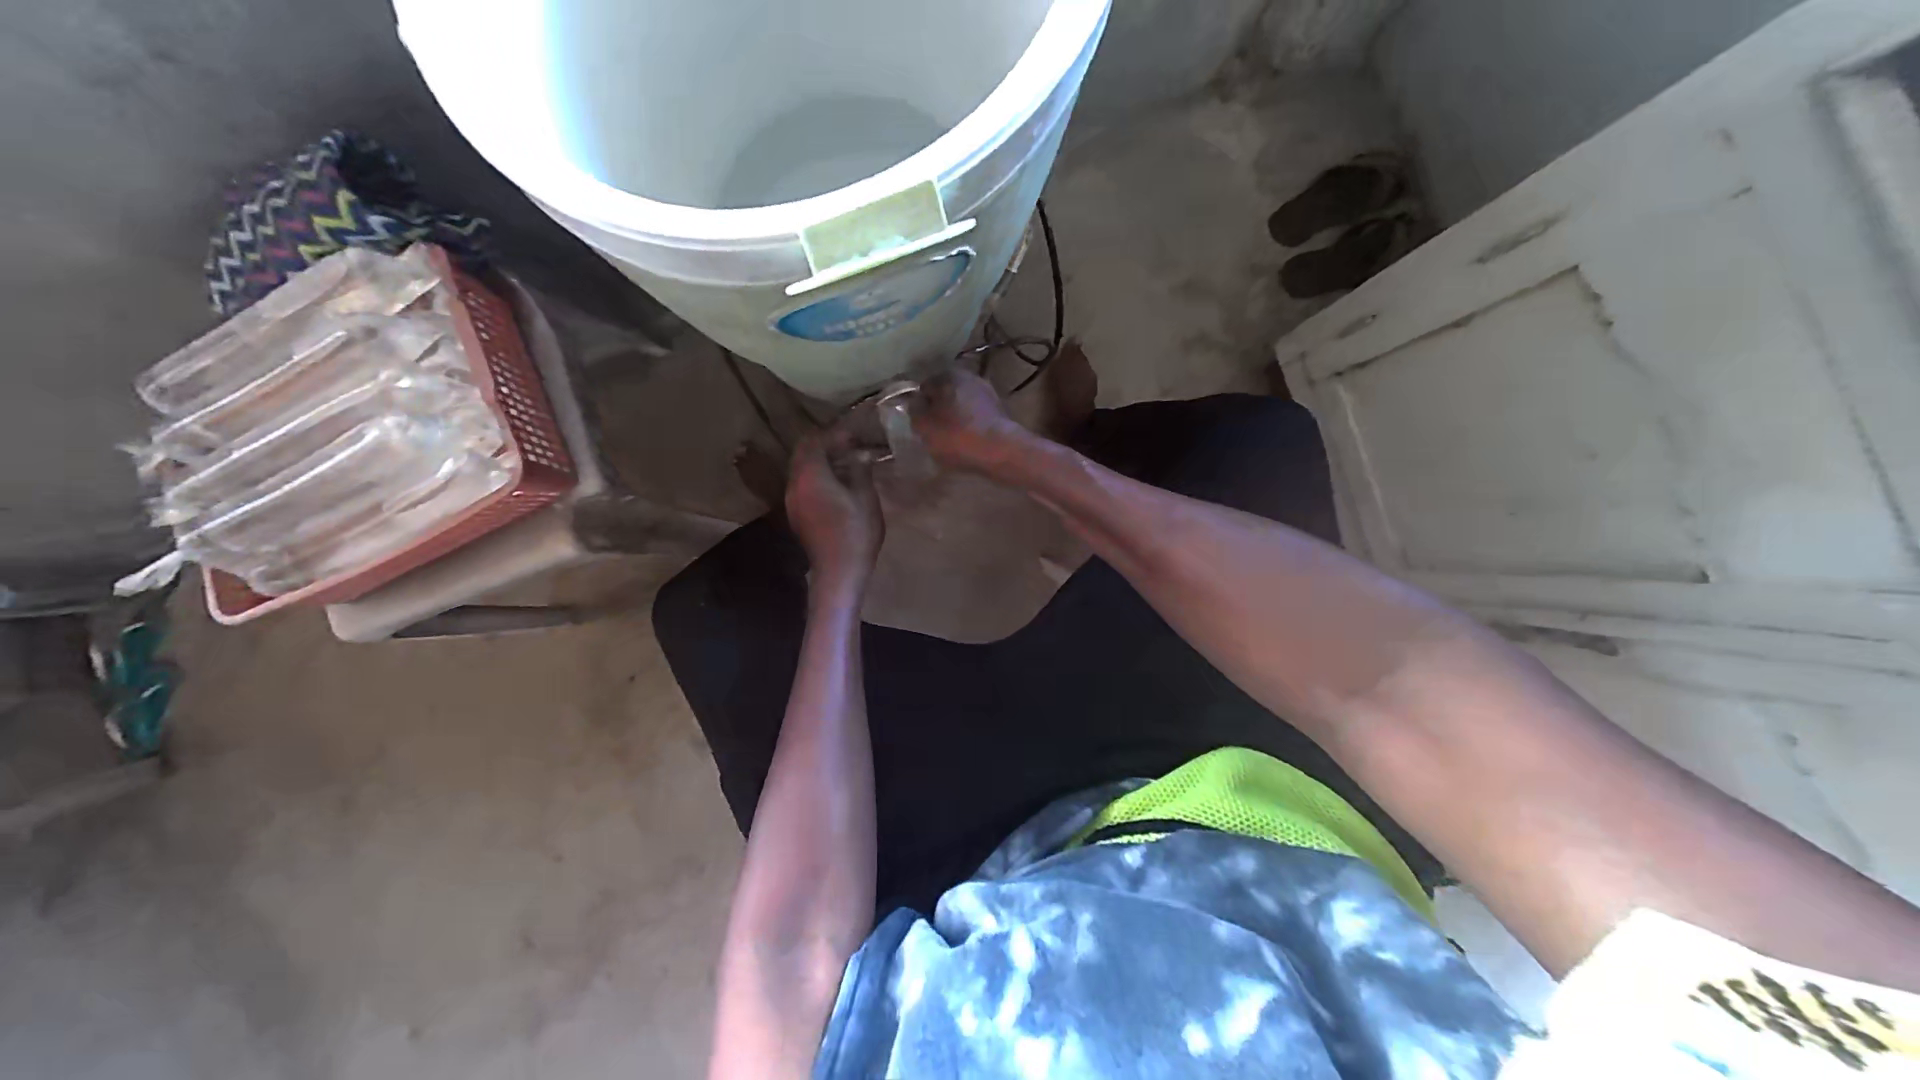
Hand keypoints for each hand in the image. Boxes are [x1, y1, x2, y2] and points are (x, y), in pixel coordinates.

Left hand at [786, 430, 883, 595]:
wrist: (838, 571)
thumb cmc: (855, 532)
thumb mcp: (865, 497)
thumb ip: (860, 470)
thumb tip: (860, 454)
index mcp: (810, 475)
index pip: (815, 442)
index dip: (834, 435)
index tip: (854, 436)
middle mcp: (794, 484)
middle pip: (803, 454)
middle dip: (824, 446)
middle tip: (849, 446)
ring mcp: (791, 501)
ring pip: (801, 470)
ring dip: (820, 462)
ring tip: (846, 464)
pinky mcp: (796, 514)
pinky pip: (803, 485)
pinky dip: (817, 477)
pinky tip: (838, 484)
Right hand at [914, 368, 1029, 471]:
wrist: (1001, 451)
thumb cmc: (957, 436)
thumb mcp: (924, 426)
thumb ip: (915, 411)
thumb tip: (915, 403)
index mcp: (949, 375)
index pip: (925, 385)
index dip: (918, 403)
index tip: (917, 421)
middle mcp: (970, 377)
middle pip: (946, 394)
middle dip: (939, 409)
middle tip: (932, 430)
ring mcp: (988, 393)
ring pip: (962, 405)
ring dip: (955, 417)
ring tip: (949, 439)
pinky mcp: (1001, 412)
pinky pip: (977, 417)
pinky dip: (970, 426)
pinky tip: (967, 442)